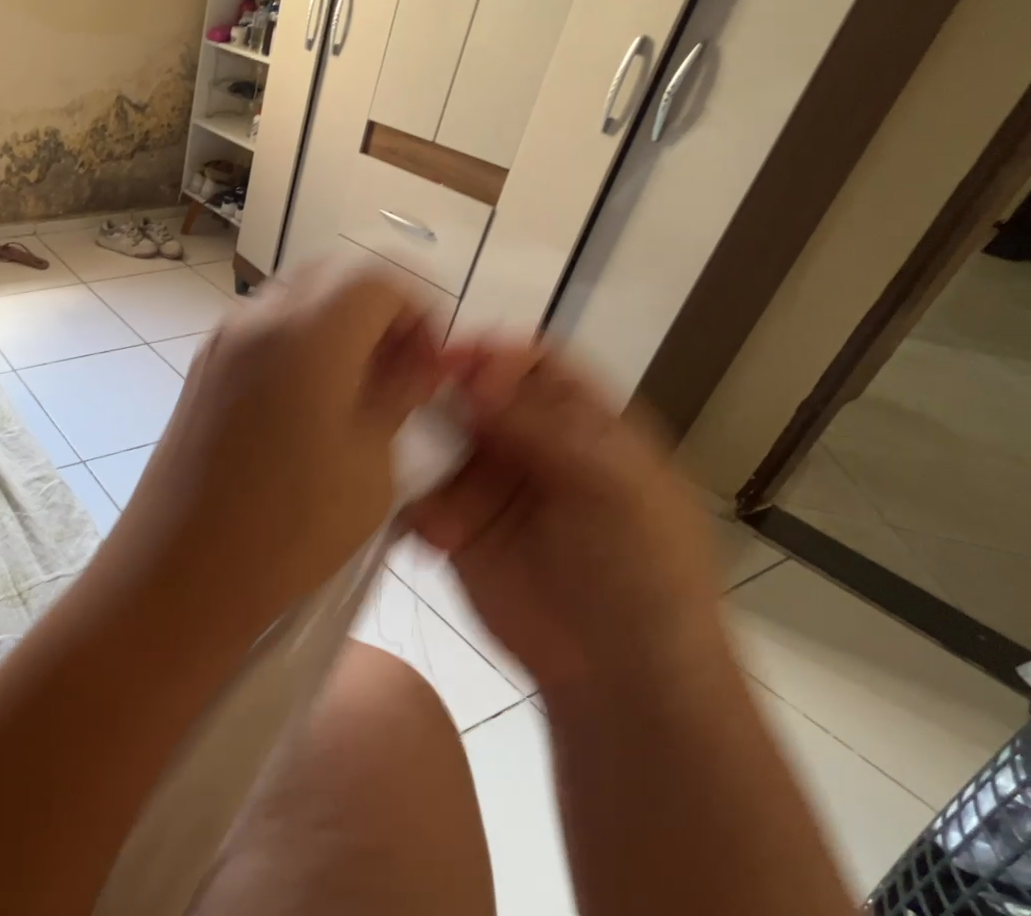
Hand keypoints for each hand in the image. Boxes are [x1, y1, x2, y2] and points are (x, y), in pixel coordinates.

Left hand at [115, 263, 441, 626]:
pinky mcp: (200, 373)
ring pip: (292, 302)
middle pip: (330, 278)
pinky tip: (310, 406)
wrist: (180, 568)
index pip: (377, 276)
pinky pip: (260, 333)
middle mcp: (254, 319)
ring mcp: (219, 344)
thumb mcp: (371, 462)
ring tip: (357, 393)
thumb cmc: (289, 527)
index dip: (418, 309)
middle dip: (376, 311)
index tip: (430, 363)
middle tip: (399, 373)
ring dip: (334, 327)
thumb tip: (414, 361)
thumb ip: (398, 394)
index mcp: (306, 331)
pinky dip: (296, 346)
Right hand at [404, 343, 724, 688]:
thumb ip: (544, 428)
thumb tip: (467, 377)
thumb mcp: (614, 489)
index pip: (530, 364)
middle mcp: (527, 444)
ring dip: (409, 445)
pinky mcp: (449, 527)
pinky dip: (398, 495)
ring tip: (388, 461)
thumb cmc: (642, 574)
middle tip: (396, 402)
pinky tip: (403, 513)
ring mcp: (484, 486)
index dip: (489, 355)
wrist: (619, 674)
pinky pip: (412, 495)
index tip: (444, 363)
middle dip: (432, 393)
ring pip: (432, 441)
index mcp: (581, 425)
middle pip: (468, 394)